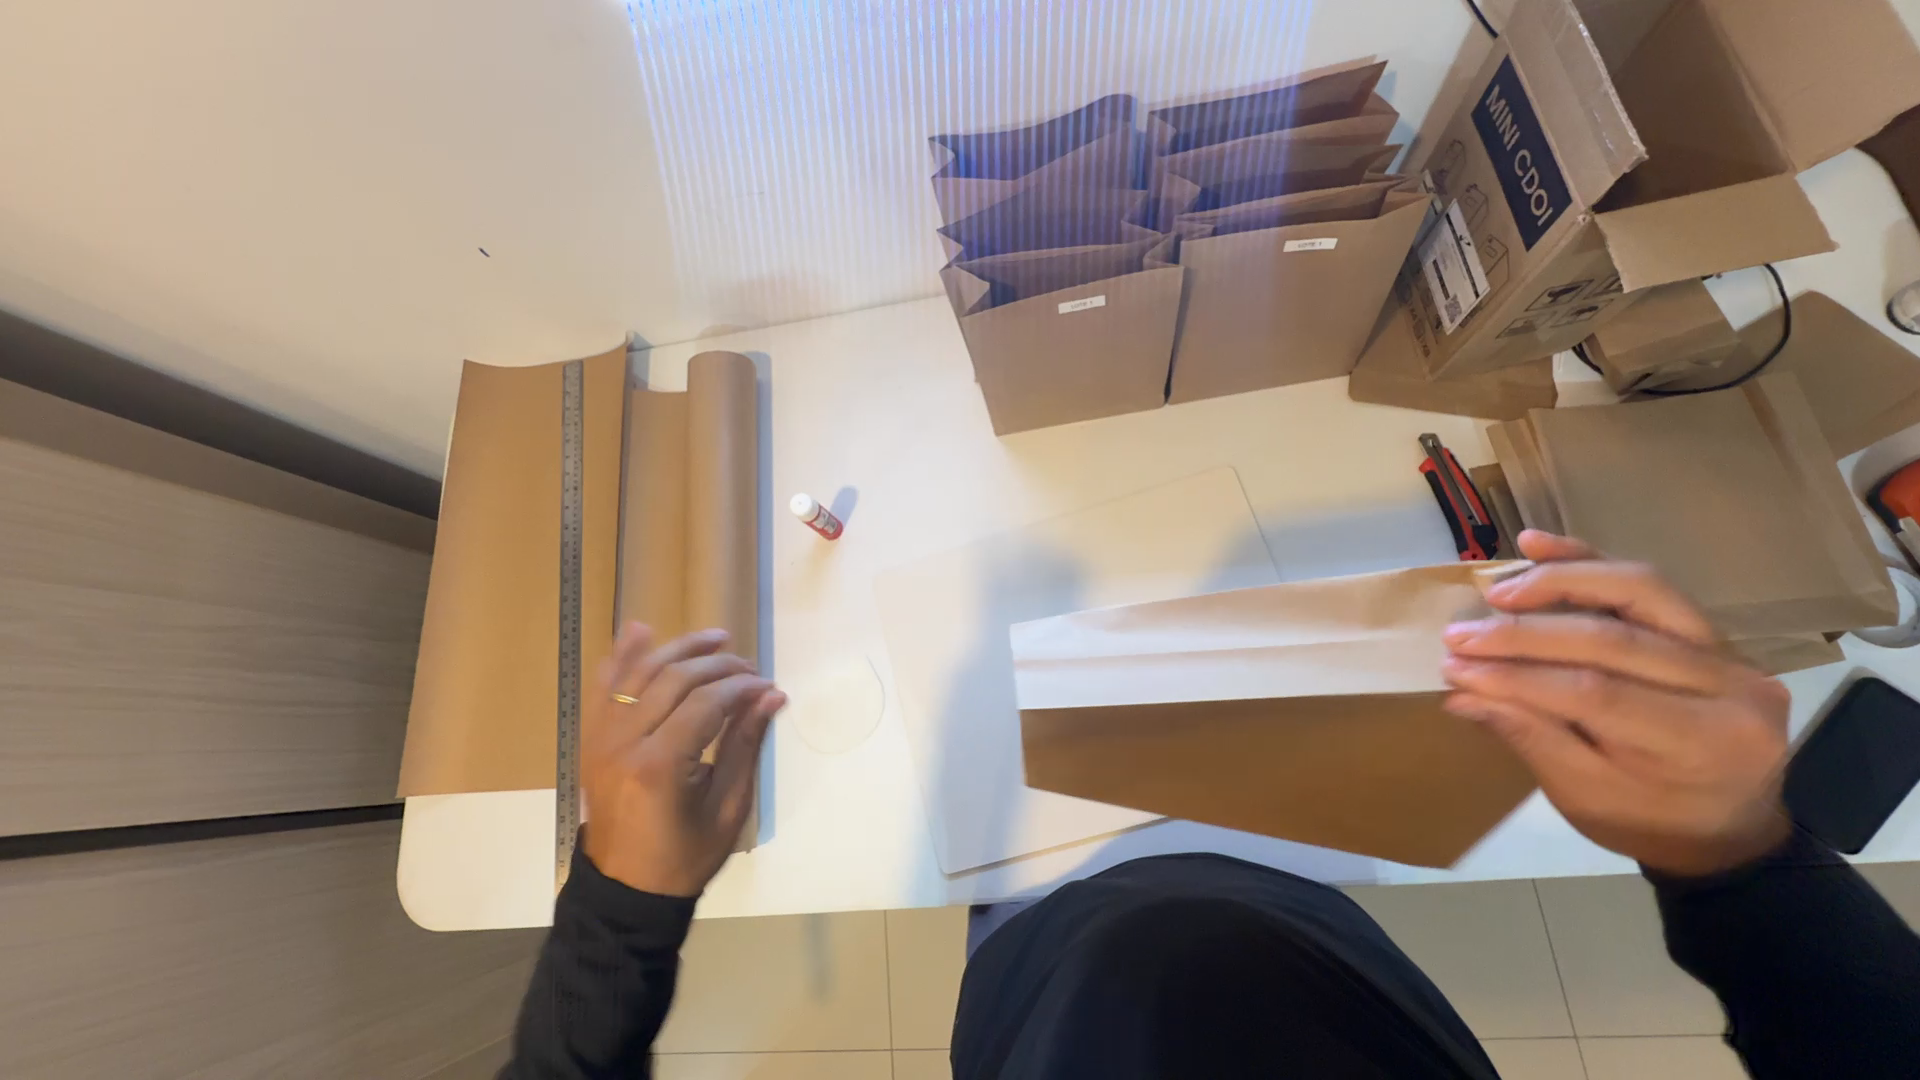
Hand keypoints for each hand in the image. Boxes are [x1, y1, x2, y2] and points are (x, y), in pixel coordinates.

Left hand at [580, 623, 784, 896]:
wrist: (625, 890)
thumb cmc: (685, 855)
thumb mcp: (728, 806)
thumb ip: (746, 744)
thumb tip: (772, 696)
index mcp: (659, 766)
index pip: (706, 703)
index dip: (741, 687)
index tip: (769, 687)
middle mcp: (623, 743)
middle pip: (674, 679)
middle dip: (718, 665)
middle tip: (750, 668)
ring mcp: (601, 739)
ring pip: (639, 673)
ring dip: (678, 649)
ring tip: (715, 638)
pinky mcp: (591, 740)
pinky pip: (604, 688)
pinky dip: (622, 657)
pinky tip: (641, 630)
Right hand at [1441, 531, 1793, 877]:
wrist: (1724, 827)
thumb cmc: (1646, 820)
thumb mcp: (1583, 793)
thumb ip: (1528, 734)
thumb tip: (1460, 690)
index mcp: (1702, 742)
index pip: (1594, 693)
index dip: (1516, 676)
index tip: (1453, 668)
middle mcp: (1730, 688)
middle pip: (1613, 638)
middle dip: (1522, 634)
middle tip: (1458, 636)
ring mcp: (1728, 653)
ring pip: (1639, 590)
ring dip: (1557, 582)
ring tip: (1496, 593)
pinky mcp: (1708, 632)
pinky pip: (1647, 586)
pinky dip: (1587, 560)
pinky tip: (1537, 544)